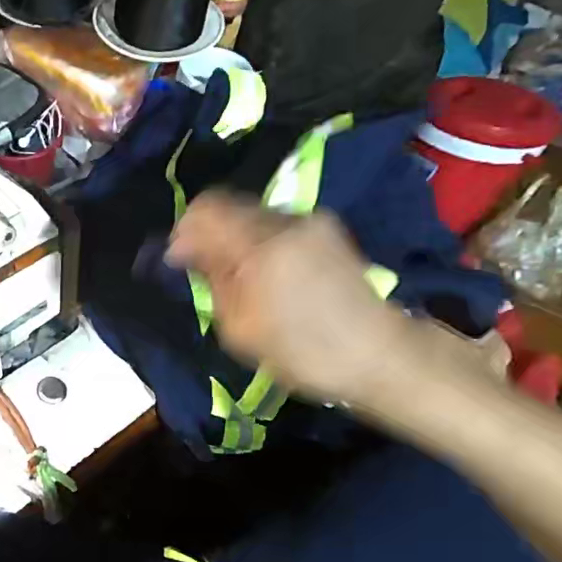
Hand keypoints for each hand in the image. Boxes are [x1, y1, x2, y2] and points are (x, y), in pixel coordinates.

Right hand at [166, 194, 422, 404]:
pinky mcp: (328, 230)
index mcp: (260, 246)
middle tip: (206, 269)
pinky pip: (277, 224)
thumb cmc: (302, 351)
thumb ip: (211, 279)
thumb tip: (186, 250)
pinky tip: (267, 273)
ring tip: (239, 275)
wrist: (381, 355)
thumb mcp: (239, 327)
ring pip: (252, 214)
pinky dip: (260, 241)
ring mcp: (311, 222)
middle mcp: (285, 222)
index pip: (205, 211)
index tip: (181, 260)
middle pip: (228, 206)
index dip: (185, 231)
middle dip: (209, 233)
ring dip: (236, 237)